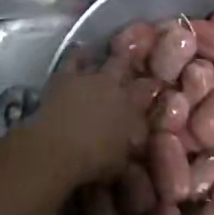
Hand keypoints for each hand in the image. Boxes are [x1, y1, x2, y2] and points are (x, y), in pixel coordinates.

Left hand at [24, 51, 144, 185]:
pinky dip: (79, 55)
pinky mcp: (65, 76)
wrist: (57, 149)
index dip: (152, 85)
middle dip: (130, 60)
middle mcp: (113, 84)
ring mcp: (89, 77)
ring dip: (106, 59)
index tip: (156, 85)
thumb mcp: (121, 162)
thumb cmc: (94, 161)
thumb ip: (132, 151)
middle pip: (125, 64)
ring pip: (102, 58)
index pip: (148, 88)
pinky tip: (81, 52)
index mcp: (130, 104)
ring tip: (109, 58)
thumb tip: (138, 148)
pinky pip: (74, 58)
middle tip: (133, 60)